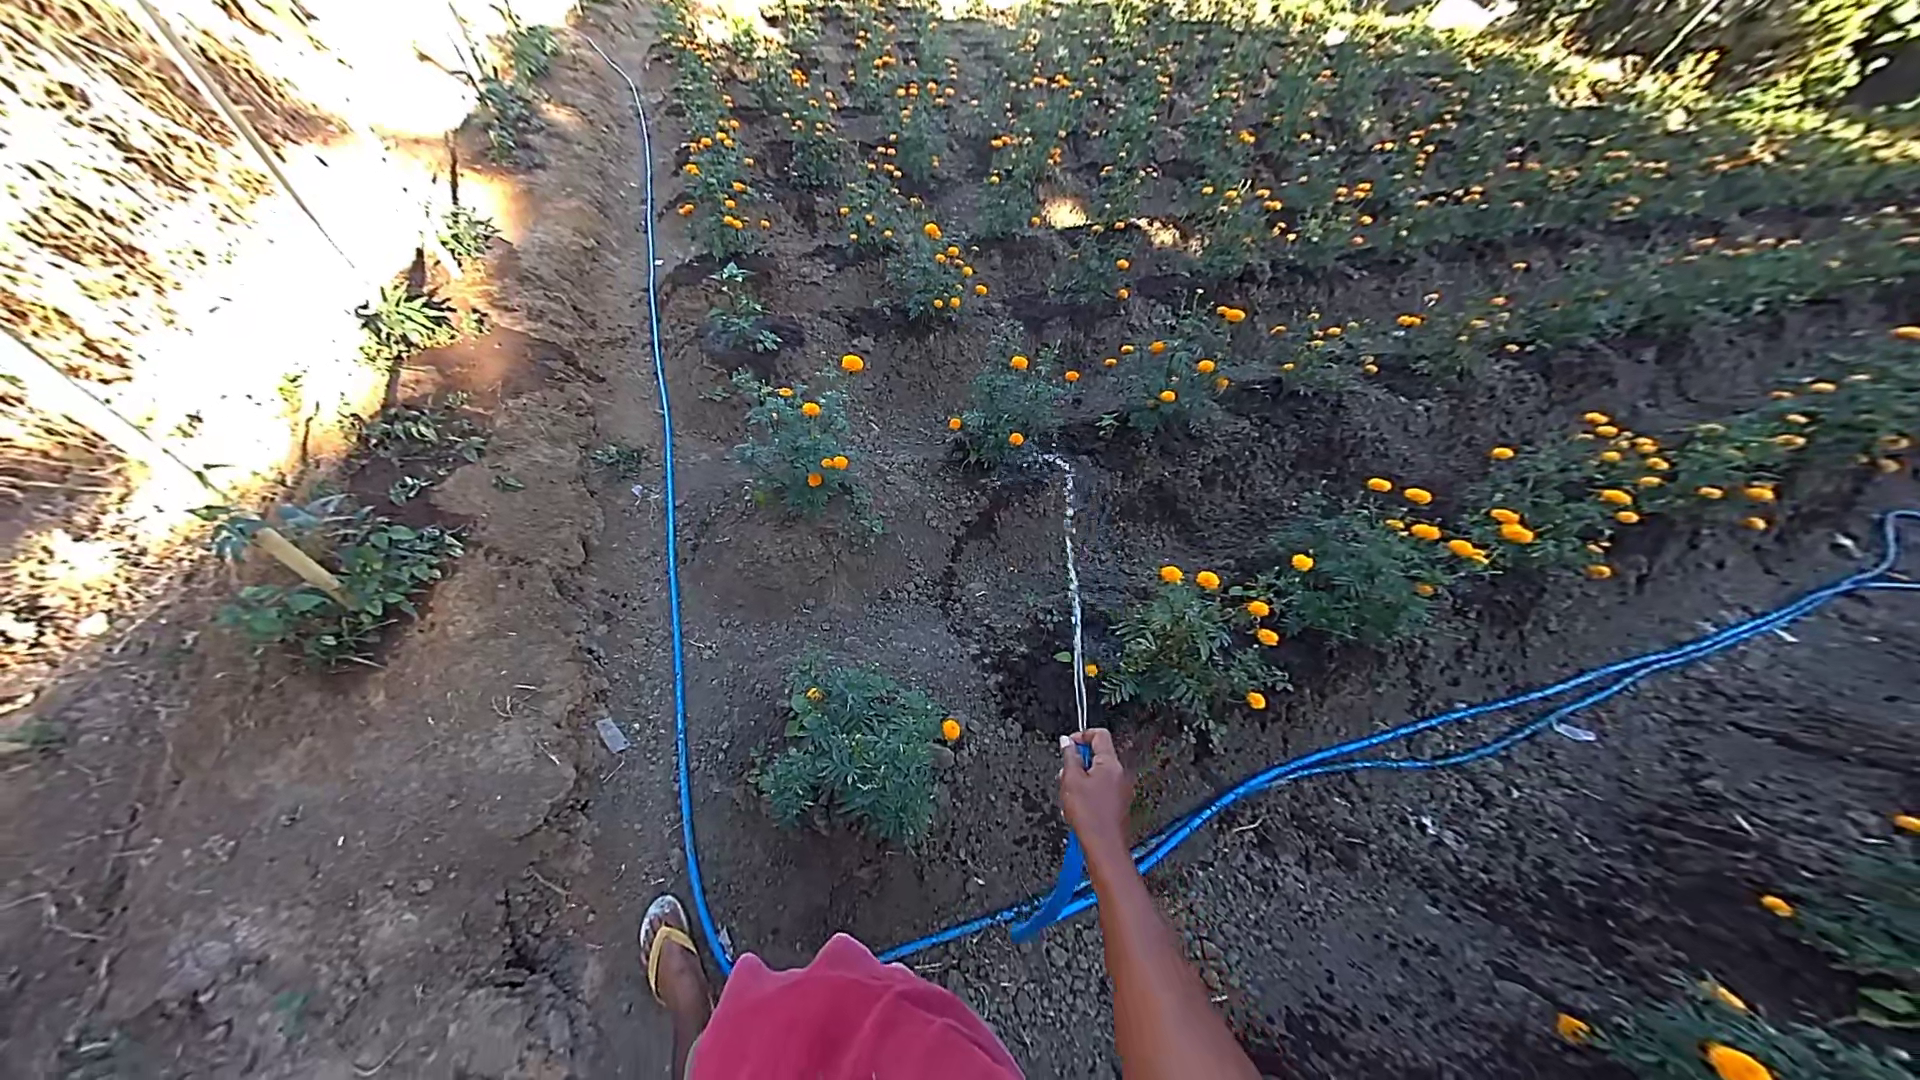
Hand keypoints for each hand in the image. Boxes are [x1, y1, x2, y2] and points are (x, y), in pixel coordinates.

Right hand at [1059, 728, 1132, 862]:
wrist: (1103, 846)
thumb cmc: (1089, 815)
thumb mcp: (1071, 780)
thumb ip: (1069, 756)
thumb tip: (1067, 741)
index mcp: (1111, 763)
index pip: (1099, 734)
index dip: (1081, 735)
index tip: (1068, 744)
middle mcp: (1120, 773)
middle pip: (1097, 755)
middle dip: (1078, 762)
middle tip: (1066, 774)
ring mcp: (1121, 788)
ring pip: (1097, 772)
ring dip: (1081, 778)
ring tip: (1070, 794)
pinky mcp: (1119, 802)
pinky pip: (1101, 788)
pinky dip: (1089, 791)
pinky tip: (1078, 806)